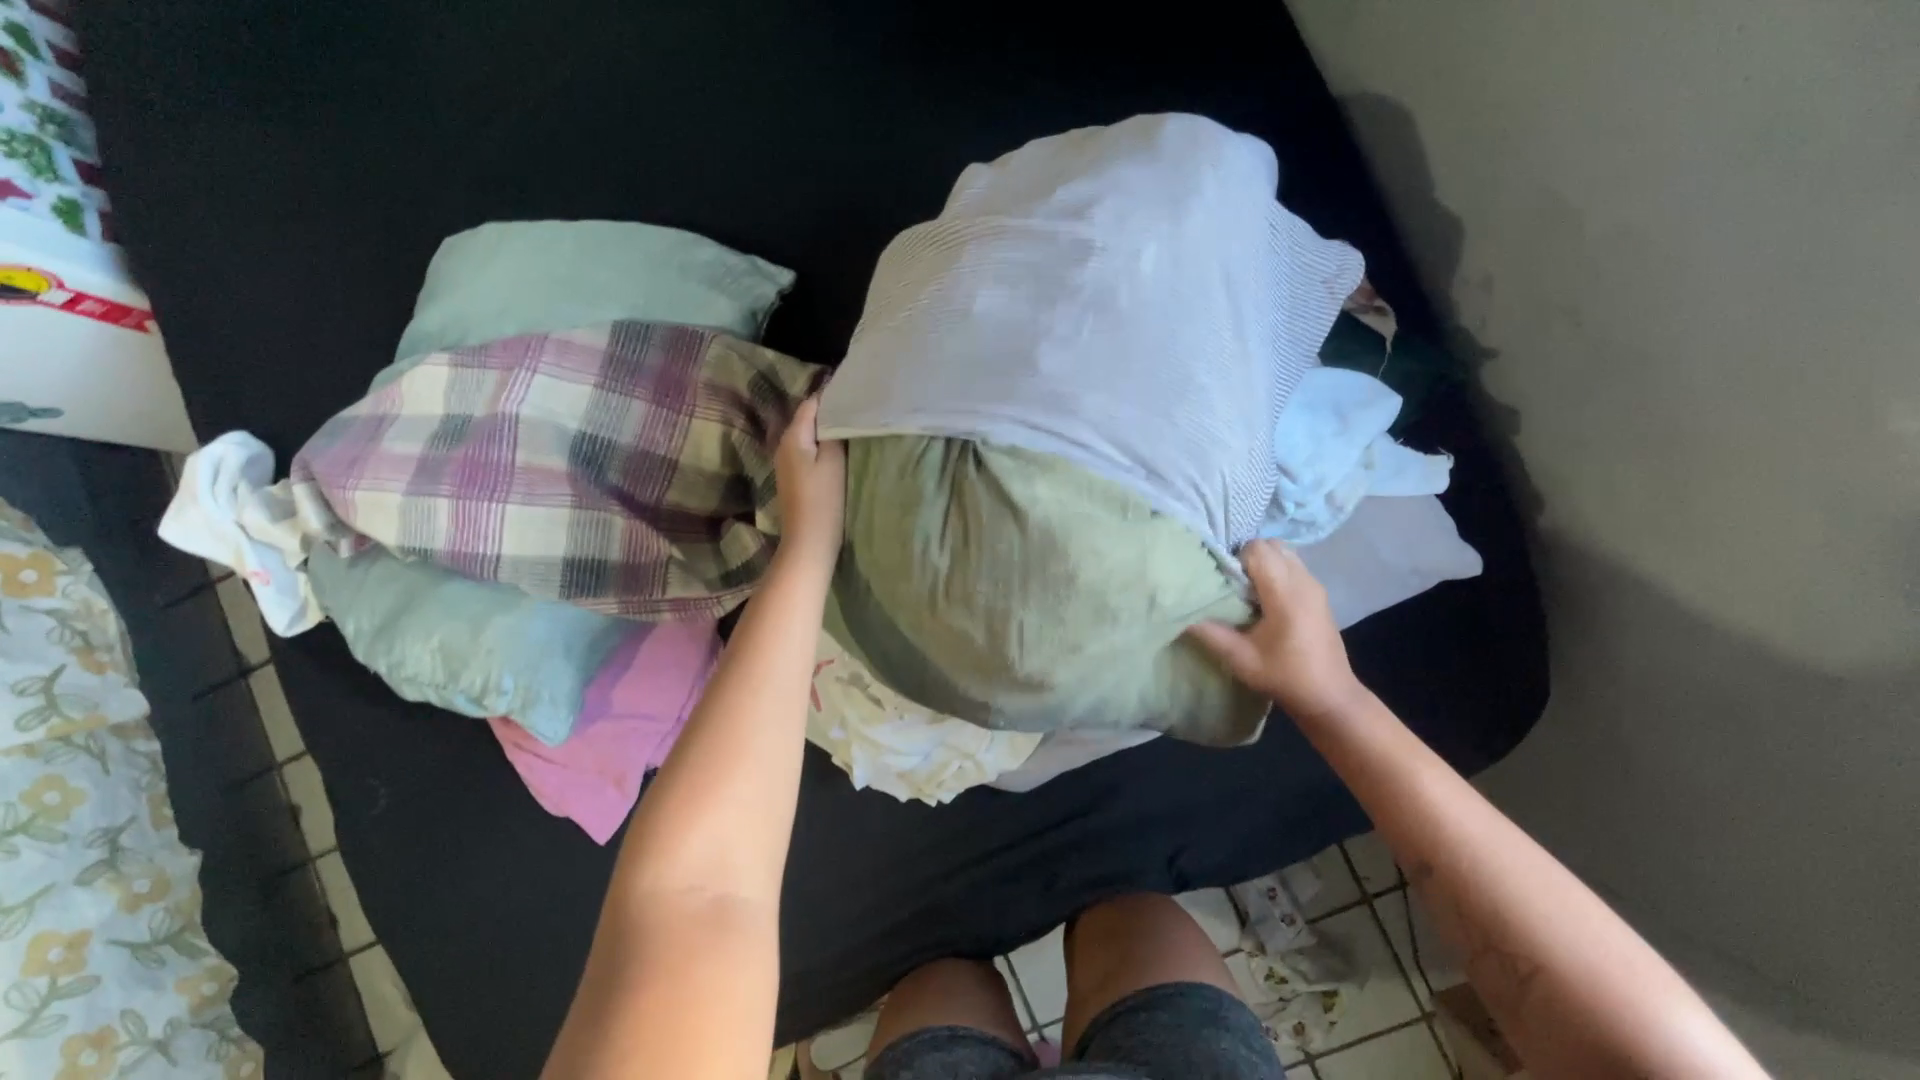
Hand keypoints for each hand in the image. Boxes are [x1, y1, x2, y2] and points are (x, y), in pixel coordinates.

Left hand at [772, 396, 844, 564]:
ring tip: (854, 424)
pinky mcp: (793, 477)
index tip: (856, 391)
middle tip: (860, 407)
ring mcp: (786, 462)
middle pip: (808, 418)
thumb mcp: (833, 461)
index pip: (811, 404)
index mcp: (792, 436)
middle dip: (831, 411)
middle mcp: (783, 445)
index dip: (832, 395)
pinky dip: (823, 446)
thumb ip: (833, 431)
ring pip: (809, 435)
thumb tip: (835, 410)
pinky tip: (840, 449)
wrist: (809, 541)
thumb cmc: (823, 500)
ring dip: (827, 430)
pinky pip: (808, 451)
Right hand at [1186, 539, 1366, 722]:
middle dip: (1247, 557)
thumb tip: (1180, 613)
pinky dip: (1275, 571)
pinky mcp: (1319, 593)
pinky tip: (1265, 600)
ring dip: (1262, 563)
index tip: (1224, 582)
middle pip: (1271, 545)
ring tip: (1248, 592)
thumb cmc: (1284, 676)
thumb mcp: (1240, 658)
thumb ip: (1209, 632)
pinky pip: (1293, 565)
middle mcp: (1304, 581)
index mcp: (1286, 594)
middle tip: (1233, 585)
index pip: (1257, 550)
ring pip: (1283, 552)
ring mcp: (1315, 585)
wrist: (1329, 695)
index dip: (1235, 560)